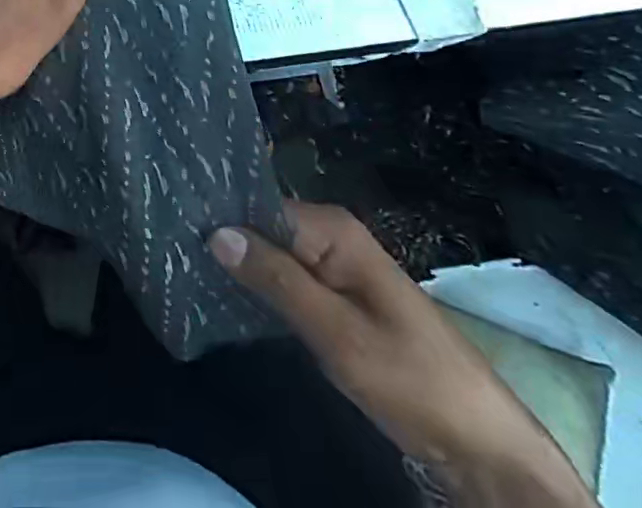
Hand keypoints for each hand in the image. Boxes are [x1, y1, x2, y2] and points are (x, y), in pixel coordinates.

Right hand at [209, 202, 594, 507]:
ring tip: (181, 270)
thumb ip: (277, 279)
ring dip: (238, 267)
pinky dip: (258, 290)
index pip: (262, 206)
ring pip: (272, 257)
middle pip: (265, 229)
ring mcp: (334, 269)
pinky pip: (287, 282)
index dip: (221, 215)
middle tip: (168, 252)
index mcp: (334, 230)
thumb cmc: (408, 376)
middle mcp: (332, 238)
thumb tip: (217, 231)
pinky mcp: (335, 300)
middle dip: (224, 241)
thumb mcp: (335, 332)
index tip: (172, 224)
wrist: (473, 436)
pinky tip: (221, 298)